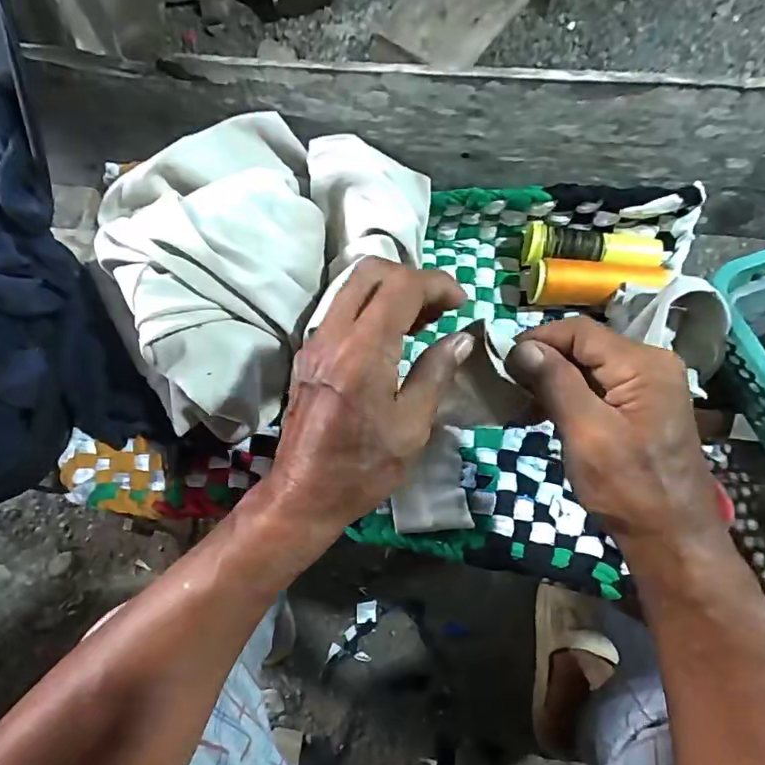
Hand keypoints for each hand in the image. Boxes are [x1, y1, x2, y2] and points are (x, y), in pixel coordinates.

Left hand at [258, 258, 473, 537]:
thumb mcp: (411, 426)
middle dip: (411, 278)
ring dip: (389, 291)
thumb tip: (461, 339)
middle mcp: (333, 335)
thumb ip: (436, 374)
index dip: (437, 284)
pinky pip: (340, 310)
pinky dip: (370, 308)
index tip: (460, 302)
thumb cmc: (363, 467)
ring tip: (421, 321)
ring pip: (352, 287)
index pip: (402, 286)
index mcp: (363, 351)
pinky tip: (392, 339)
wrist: (303, 493)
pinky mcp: (308, 355)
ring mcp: (315, 342)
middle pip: (371, 271)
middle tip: (439, 308)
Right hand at [508, 317, 724, 548]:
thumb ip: (556, 383)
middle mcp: (652, 365)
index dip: (536, 340)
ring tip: (518, 407)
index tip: (499, 362)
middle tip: (505, 388)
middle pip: (586, 347)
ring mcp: (650, 388)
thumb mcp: (586, 432)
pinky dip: (570, 399)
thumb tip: (521, 347)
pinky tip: (543, 417)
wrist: (672, 538)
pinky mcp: (643, 410)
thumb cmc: (628, 487)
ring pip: (590, 370)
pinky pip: (600, 391)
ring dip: (552, 383)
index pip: (579, 331)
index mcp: (643, 363)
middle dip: (542, 363)